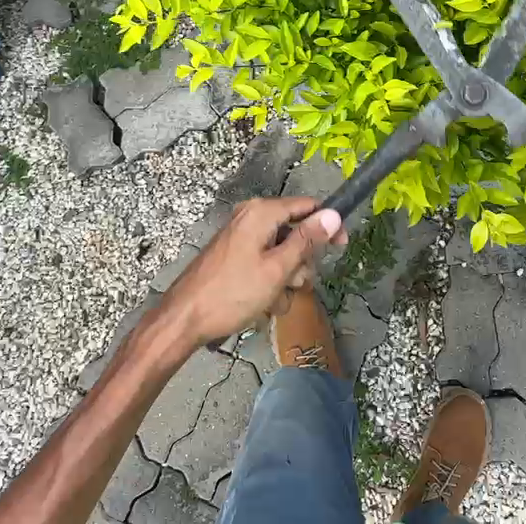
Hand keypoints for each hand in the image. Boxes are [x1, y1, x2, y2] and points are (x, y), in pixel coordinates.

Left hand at [160, 198, 344, 348]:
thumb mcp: (277, 268)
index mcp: (262, 212)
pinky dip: (271, 280)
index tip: (341, 248)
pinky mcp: (235, 253)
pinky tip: (264, 303)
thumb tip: (334, 214)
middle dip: (302, 261)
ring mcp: (241, 235)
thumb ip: (307, 240)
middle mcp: (251, 216)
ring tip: (276, 298)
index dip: (327, 226)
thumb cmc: (232, 292)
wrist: (185, 318)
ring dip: (287, 276)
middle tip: (295, 284)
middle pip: (295, 230)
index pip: (308, 207)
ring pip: (282, 250)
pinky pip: (265, 260)